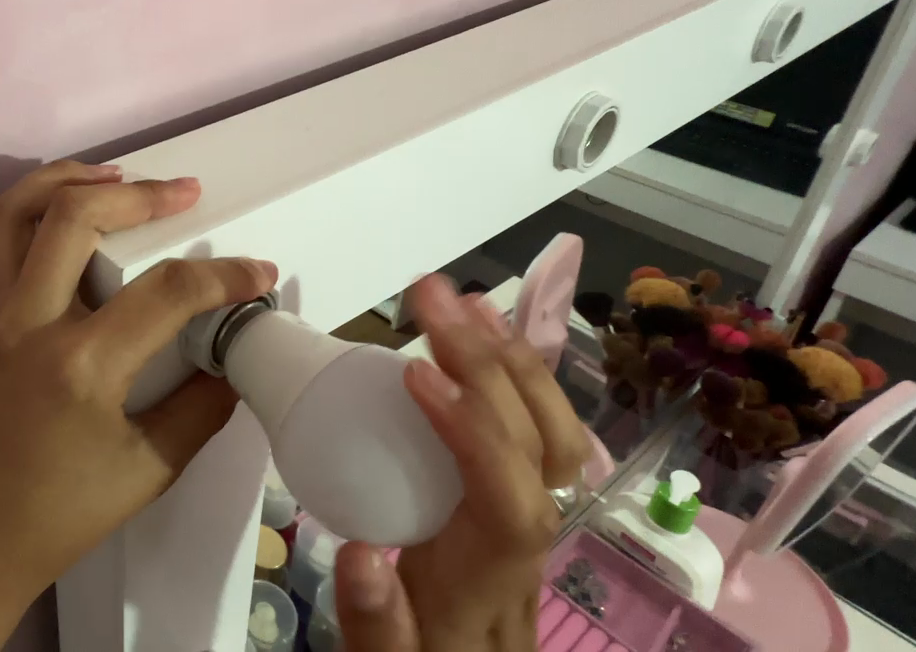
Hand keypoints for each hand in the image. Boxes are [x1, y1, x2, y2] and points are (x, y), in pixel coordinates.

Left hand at [0, 161, 275, 650]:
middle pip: (76, 215)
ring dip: (70, 177)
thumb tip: (231, 355)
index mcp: (81, 365)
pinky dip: (34, 203)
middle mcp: (30, 320)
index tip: (258, 274)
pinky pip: (0, 236)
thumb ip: (201, 406)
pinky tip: (70, 204)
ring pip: (19, 209)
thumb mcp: (150, 471)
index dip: (222, 276)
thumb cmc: (61, 514)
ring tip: (120, 173)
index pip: (164, 293)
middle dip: (140, 193)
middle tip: (186, 191)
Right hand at [334, 275, 590, 650]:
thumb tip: (360, 552)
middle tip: (431, 297)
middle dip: (491, 367)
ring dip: (511, 361)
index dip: (472, 433)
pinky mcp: (511, 503)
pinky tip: (478, 341)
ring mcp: (527, 524)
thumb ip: (376, 628)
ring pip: (554, 440)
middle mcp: (524, 550)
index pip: (506, 503)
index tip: (413, 372)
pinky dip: (511, 379)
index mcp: (488, 587)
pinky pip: (532, 437)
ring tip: (462, 300)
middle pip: (542, 455)